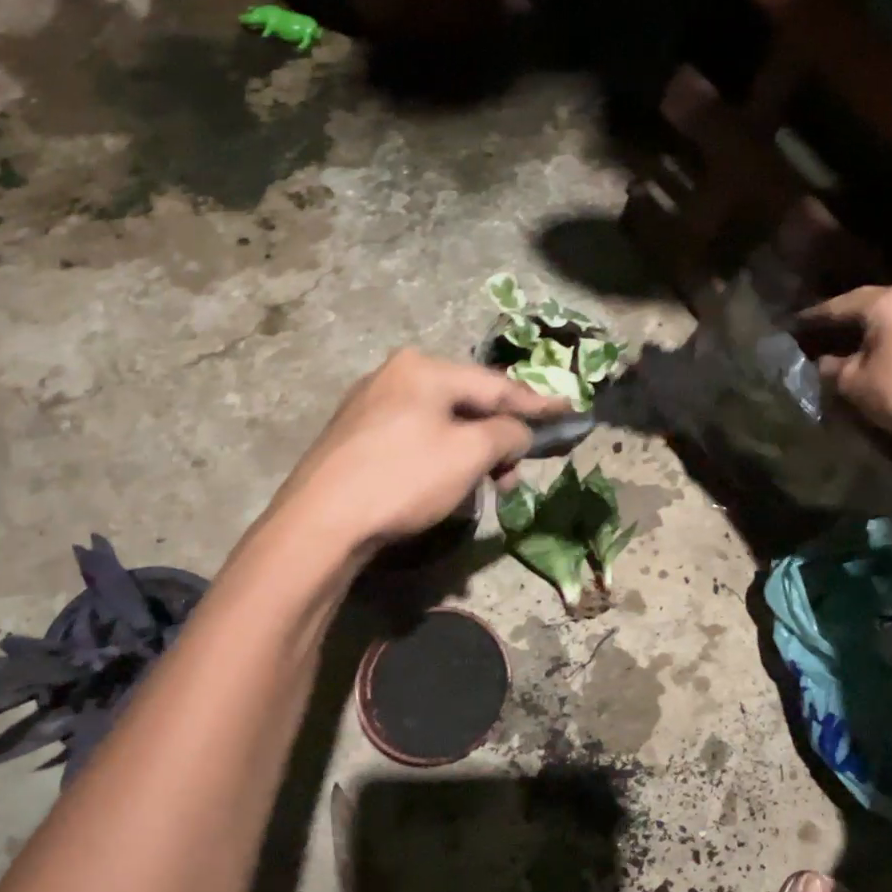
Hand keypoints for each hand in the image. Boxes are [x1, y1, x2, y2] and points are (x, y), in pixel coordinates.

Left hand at [268, 350, 568, 548]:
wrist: (321, 522)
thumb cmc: (404, 479)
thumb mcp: (470, 453)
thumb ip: (508, 433)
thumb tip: (519, 432)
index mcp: (424, 368)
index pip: (496, 384)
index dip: (537, 402)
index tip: (569, 410)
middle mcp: (395, 375)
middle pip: (468, 402)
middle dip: (500, 437)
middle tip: (516, 473)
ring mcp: (371, 405)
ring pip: (442, 422)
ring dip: (473, 452)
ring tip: (486, 487)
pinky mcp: (356, 437)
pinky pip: (417, 437)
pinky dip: (444, 457)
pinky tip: (448, 483)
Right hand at [800, 285, 891, 443]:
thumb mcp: (852, 382)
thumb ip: (831, 366)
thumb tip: (824, 362)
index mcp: (888, 302)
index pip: (841, 305)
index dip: (816, 316)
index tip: (796, 323)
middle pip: (870, 302)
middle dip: (845, 315)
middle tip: (820, 327)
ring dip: (870, 324)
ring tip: (847, 337)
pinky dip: (890, 333)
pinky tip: (877, 347)